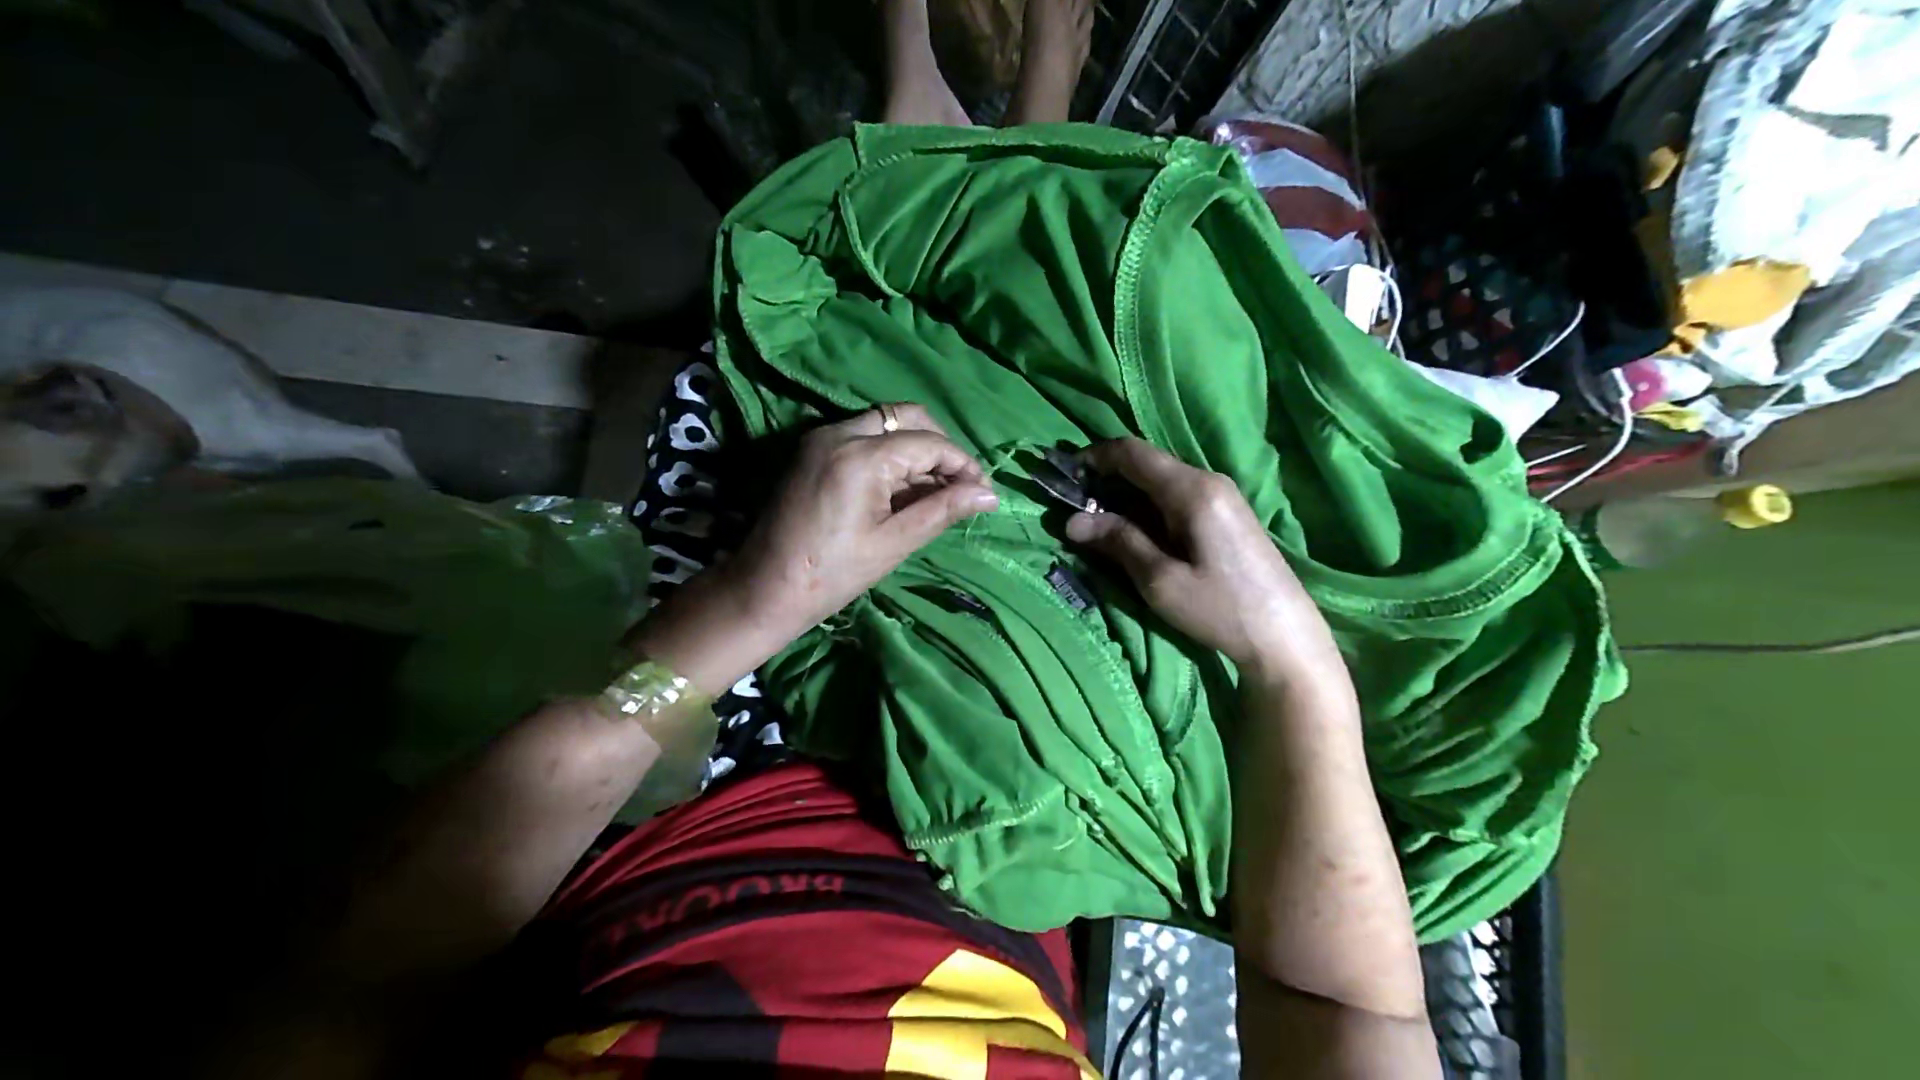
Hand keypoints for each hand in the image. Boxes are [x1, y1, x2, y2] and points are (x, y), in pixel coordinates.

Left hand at [724, 403, 998, 640]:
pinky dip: (889, 455)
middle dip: (940, 447)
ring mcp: (821, 438)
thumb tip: (990, 495)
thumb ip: (942, 510)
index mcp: (860, 456)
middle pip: (907, 417)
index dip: (963, 464)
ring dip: (915, 451)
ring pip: (885, 425)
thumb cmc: (832, 574)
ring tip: (933, 494)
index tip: (983, 493)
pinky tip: (900, 490)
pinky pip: (863, 437)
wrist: (764, 588)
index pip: (929, 443)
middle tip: (957, 486)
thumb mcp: (894, 543)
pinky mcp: (812, 449)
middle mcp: (839, 433)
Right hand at [1064, 438, 1345, 691]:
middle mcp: (1208, 481)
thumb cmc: (1220, 609)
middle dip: (1106, 480)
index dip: (1094, 457)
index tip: (1065, 478)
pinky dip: (1147, 507)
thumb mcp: (1160, 581)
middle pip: (1147, 464)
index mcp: (1192, 491)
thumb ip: (1118, 542)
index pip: (1133, 452)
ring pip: (1160, 481)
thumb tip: (1071, 521)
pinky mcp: (1226, 514)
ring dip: (1125, 496)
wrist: (1285, 637)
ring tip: (1098, 526)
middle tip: (1076, 509)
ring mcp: (1222, 496)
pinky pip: (1176, 496)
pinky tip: (1136, 533)